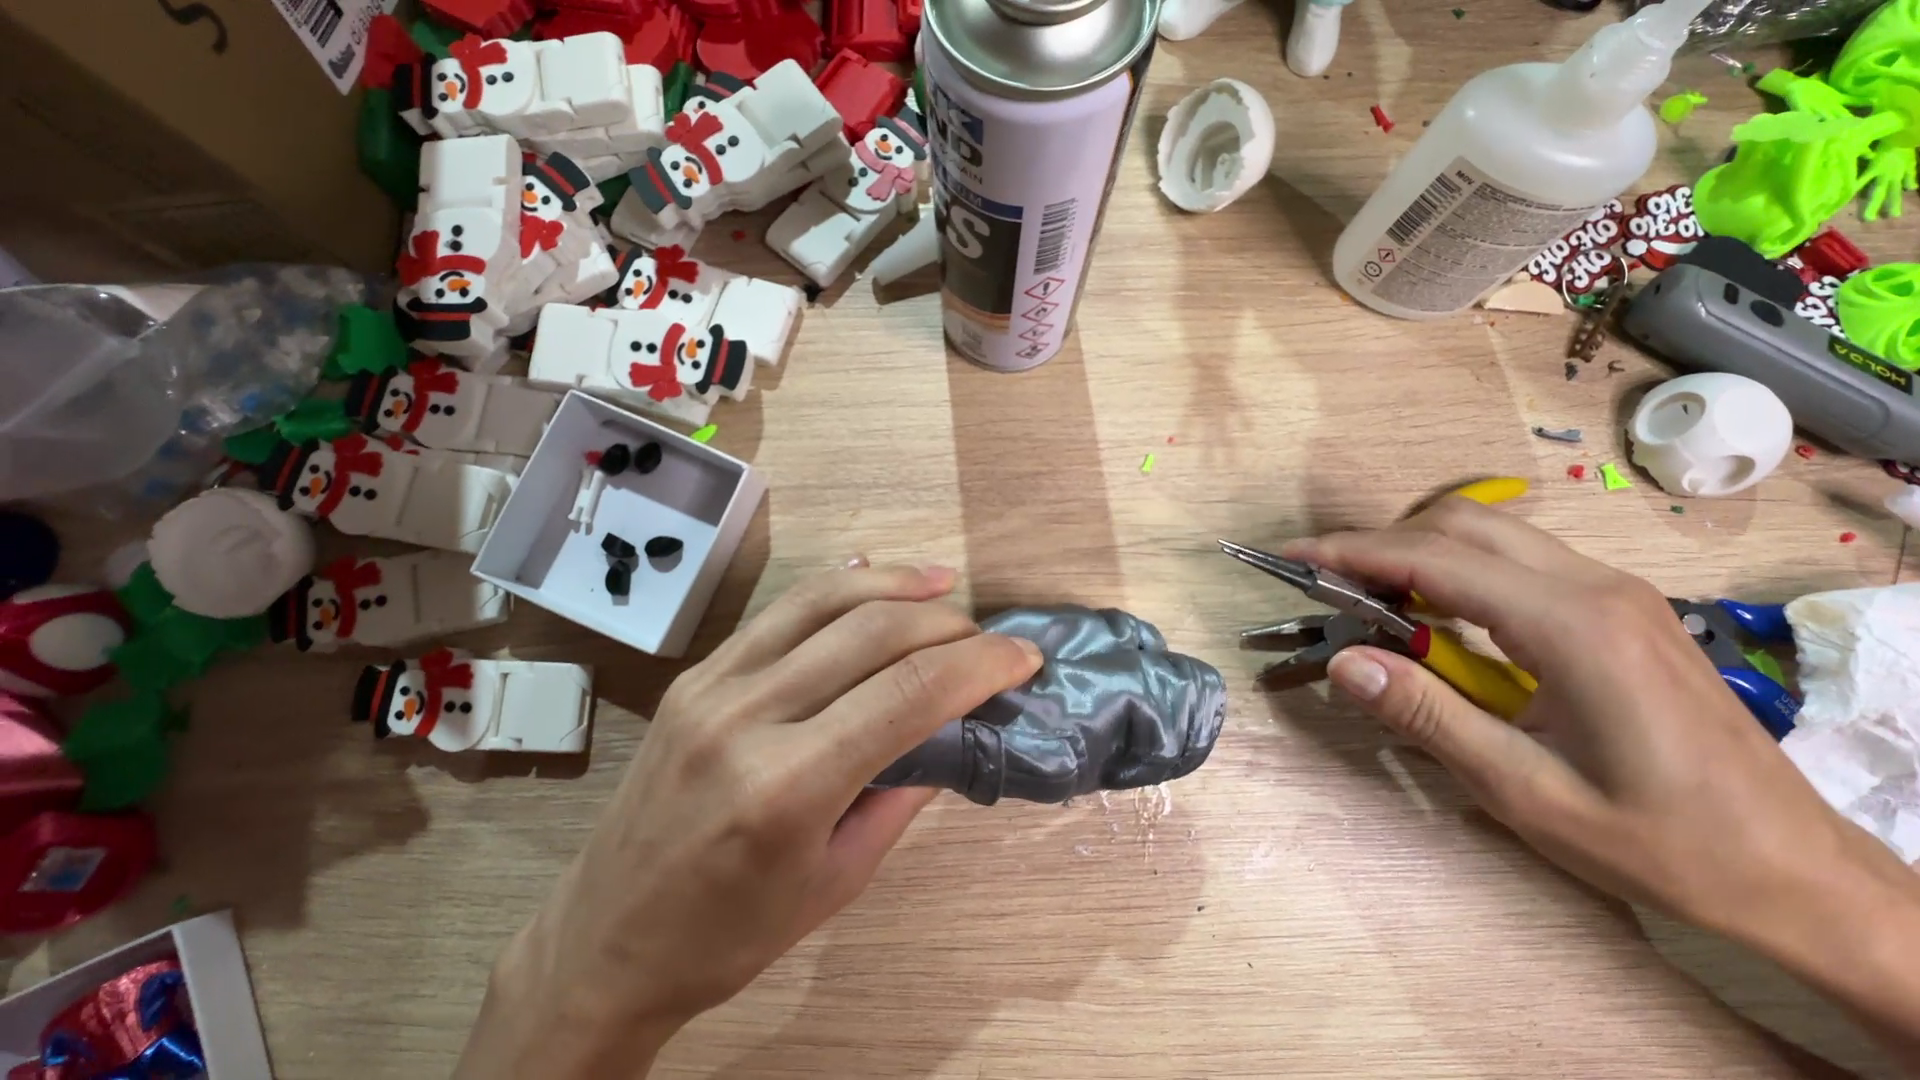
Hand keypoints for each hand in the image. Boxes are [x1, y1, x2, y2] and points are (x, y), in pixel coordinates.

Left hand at [456, 564, 1042, 1077]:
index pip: (910, 692)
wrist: (607, 940)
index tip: (1023, 658)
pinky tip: (872, 585)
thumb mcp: (836, 880)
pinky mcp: (693, 675)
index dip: (980, 665)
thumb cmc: (730, 936)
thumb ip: (901, 794)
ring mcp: (711, 686)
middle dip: (947, 624)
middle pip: (871, 632)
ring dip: (893, 584)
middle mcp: (747, 716)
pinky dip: (835, 590)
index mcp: (788, 785)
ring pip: (820, 601)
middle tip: (988, 636)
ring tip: (943, 584)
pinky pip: (776, 612)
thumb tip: (950, 726)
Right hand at [1286, 499, 1919, 959]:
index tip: (1292, 558)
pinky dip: (1459, 573)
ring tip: (1367, 601)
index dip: (1352, 553)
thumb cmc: (1661, 842)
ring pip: (1493, 536)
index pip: (1435, 560)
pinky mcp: (1621, 610)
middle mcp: (1595, 588)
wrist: (1798, 870)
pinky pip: (1521, 564)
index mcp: (1571, 626)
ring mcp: (1616, 594)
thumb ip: (1428, 716)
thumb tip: (1343, 662)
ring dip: (1418, 554)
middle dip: (1379, 543)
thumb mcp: (1526, 793)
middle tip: (1323, 583)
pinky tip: (1437, 620)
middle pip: (1463, 526)